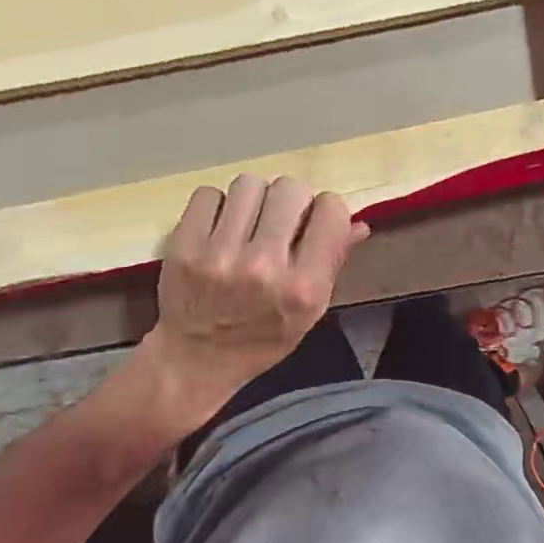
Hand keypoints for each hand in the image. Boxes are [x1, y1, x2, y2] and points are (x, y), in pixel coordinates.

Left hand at [142, 174, 368, 409]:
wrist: (195, 358)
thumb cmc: (261, 337)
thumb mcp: (310, 312)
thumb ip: (333, 263)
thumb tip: (358, 223)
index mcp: (303, 287)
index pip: (331, 208)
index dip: (325, 211)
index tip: (313, 224)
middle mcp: (264, 267)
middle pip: (290, 188)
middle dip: (290, 201)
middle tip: (279, 223)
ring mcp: (219, 255)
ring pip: (249, 183)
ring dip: (253, 199)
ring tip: (247, 225)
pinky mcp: (184, 246)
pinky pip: (208, 193)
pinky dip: (216, 206)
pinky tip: (219, 229)